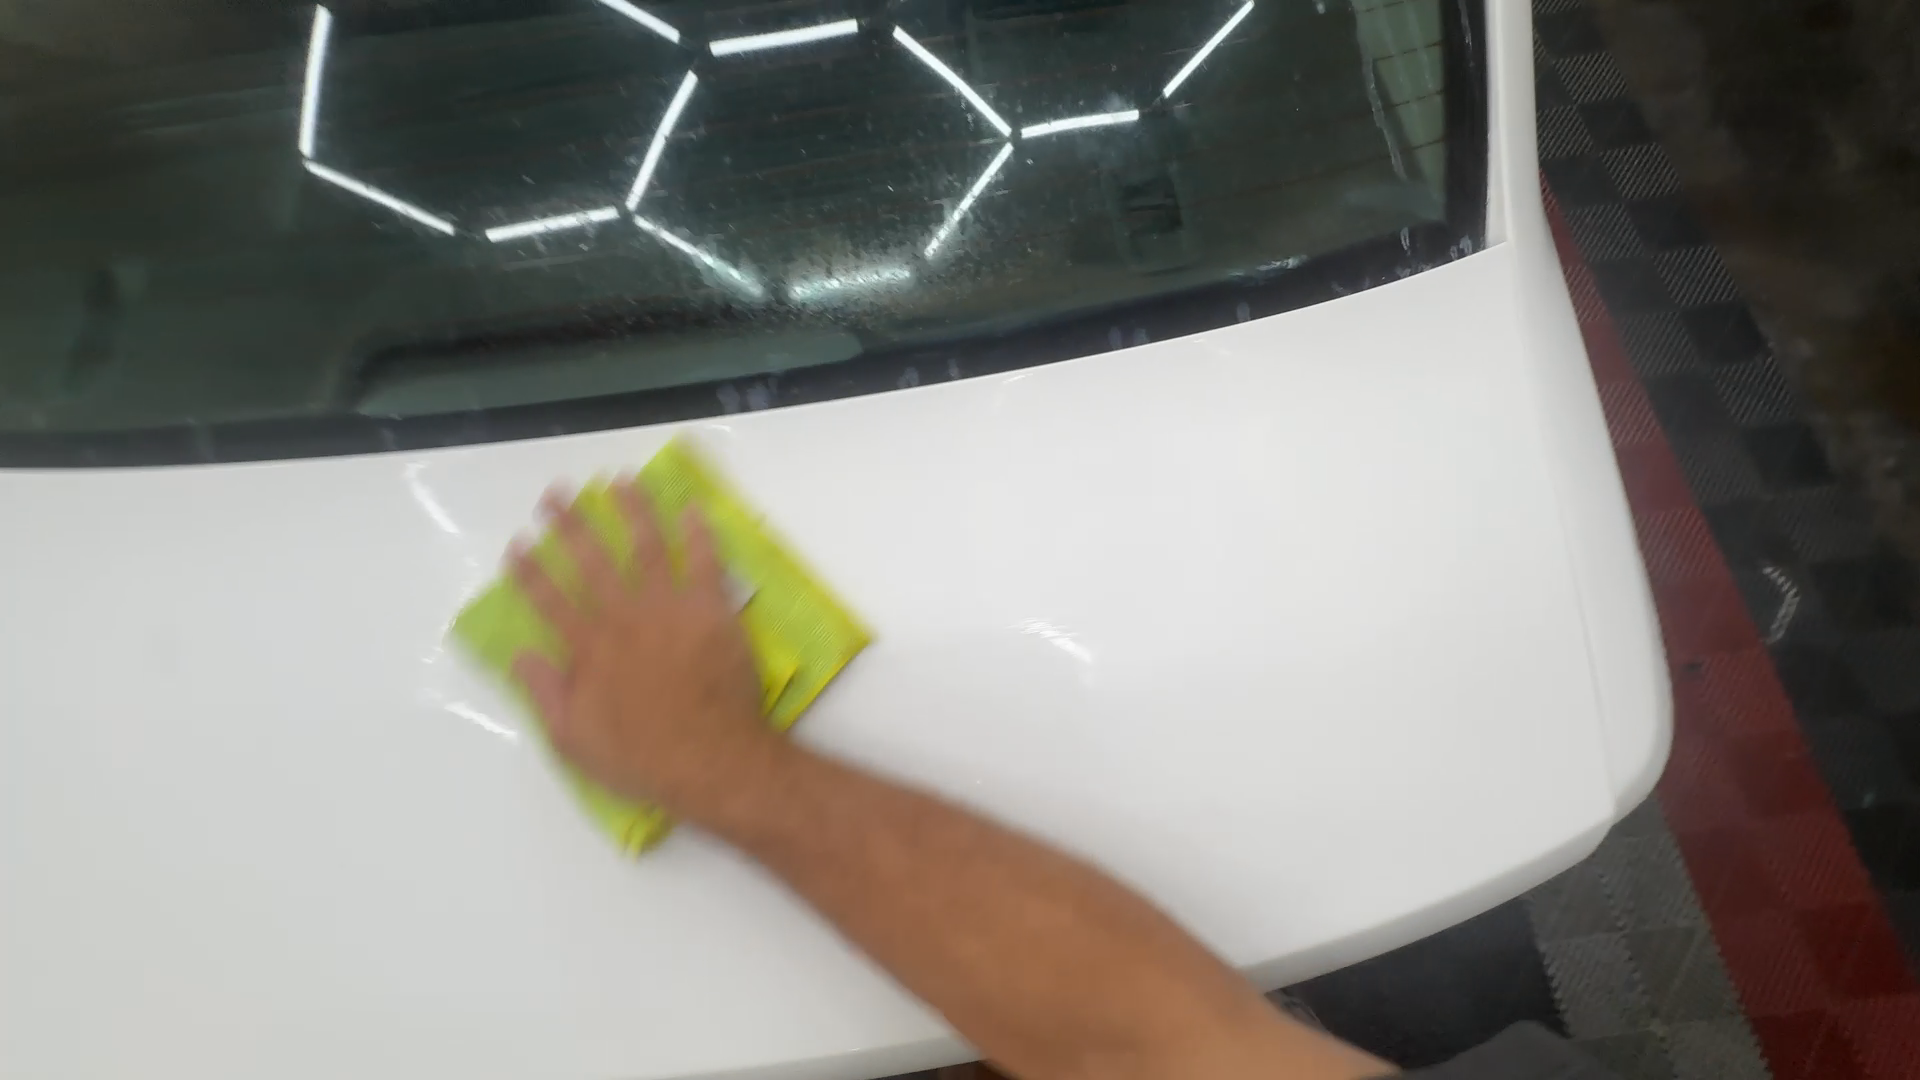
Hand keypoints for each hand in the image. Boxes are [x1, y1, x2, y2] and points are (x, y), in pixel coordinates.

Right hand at [508, 480, 774, 813]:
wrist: (711, 755)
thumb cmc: (641, 756)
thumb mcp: (573, 739)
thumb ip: (545, 692)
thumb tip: (519, 654)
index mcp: (589, 648)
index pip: (550, 599)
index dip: (530, 570)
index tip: (518, 542)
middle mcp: (625, 617)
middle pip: (592, 561)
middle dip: (571, 524)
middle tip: (557, 493)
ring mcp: (670, 608)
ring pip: (647, 547)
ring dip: (632, 510)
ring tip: (619, 480)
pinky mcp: (712, 609)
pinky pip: (706, 561)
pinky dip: (699, 532)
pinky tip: (690, 508)